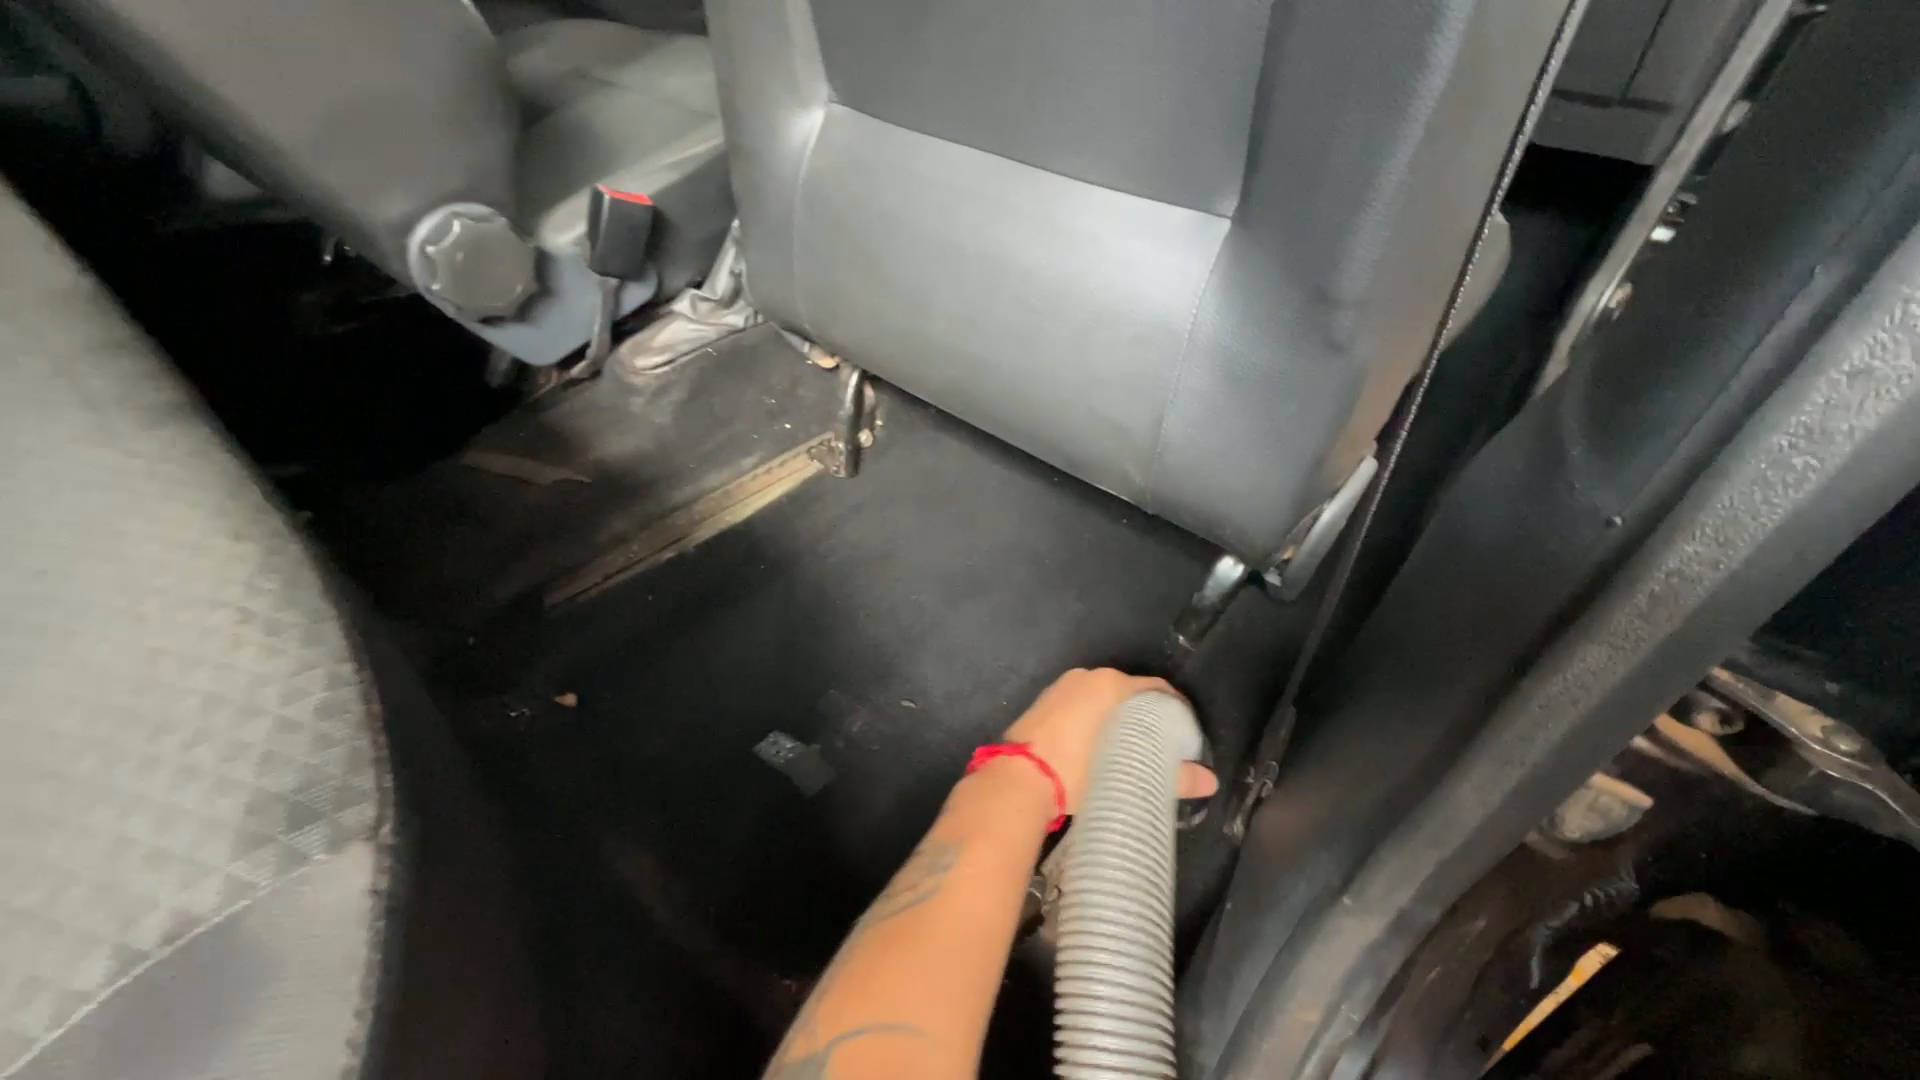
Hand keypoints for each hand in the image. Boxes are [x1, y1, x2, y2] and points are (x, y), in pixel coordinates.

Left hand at [999, 668, 1217, 813]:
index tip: (1185, 731)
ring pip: (1101, 697)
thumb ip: (1174, 777)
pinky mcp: (1044, 701)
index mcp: (1111, 684)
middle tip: (1160, 742)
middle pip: (1128, 691)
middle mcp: (1086, 676)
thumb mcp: (1126, 774)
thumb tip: (1211, 782)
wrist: (1019, 779)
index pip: (1156, 688)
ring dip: (1117, 716)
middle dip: (1145, 713)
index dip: (1174, 708)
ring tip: (1131, 745)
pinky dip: (1092, 718)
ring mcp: (1061, 687)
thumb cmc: (1076, 771)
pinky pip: (1079, 704)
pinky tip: (1097, 744)